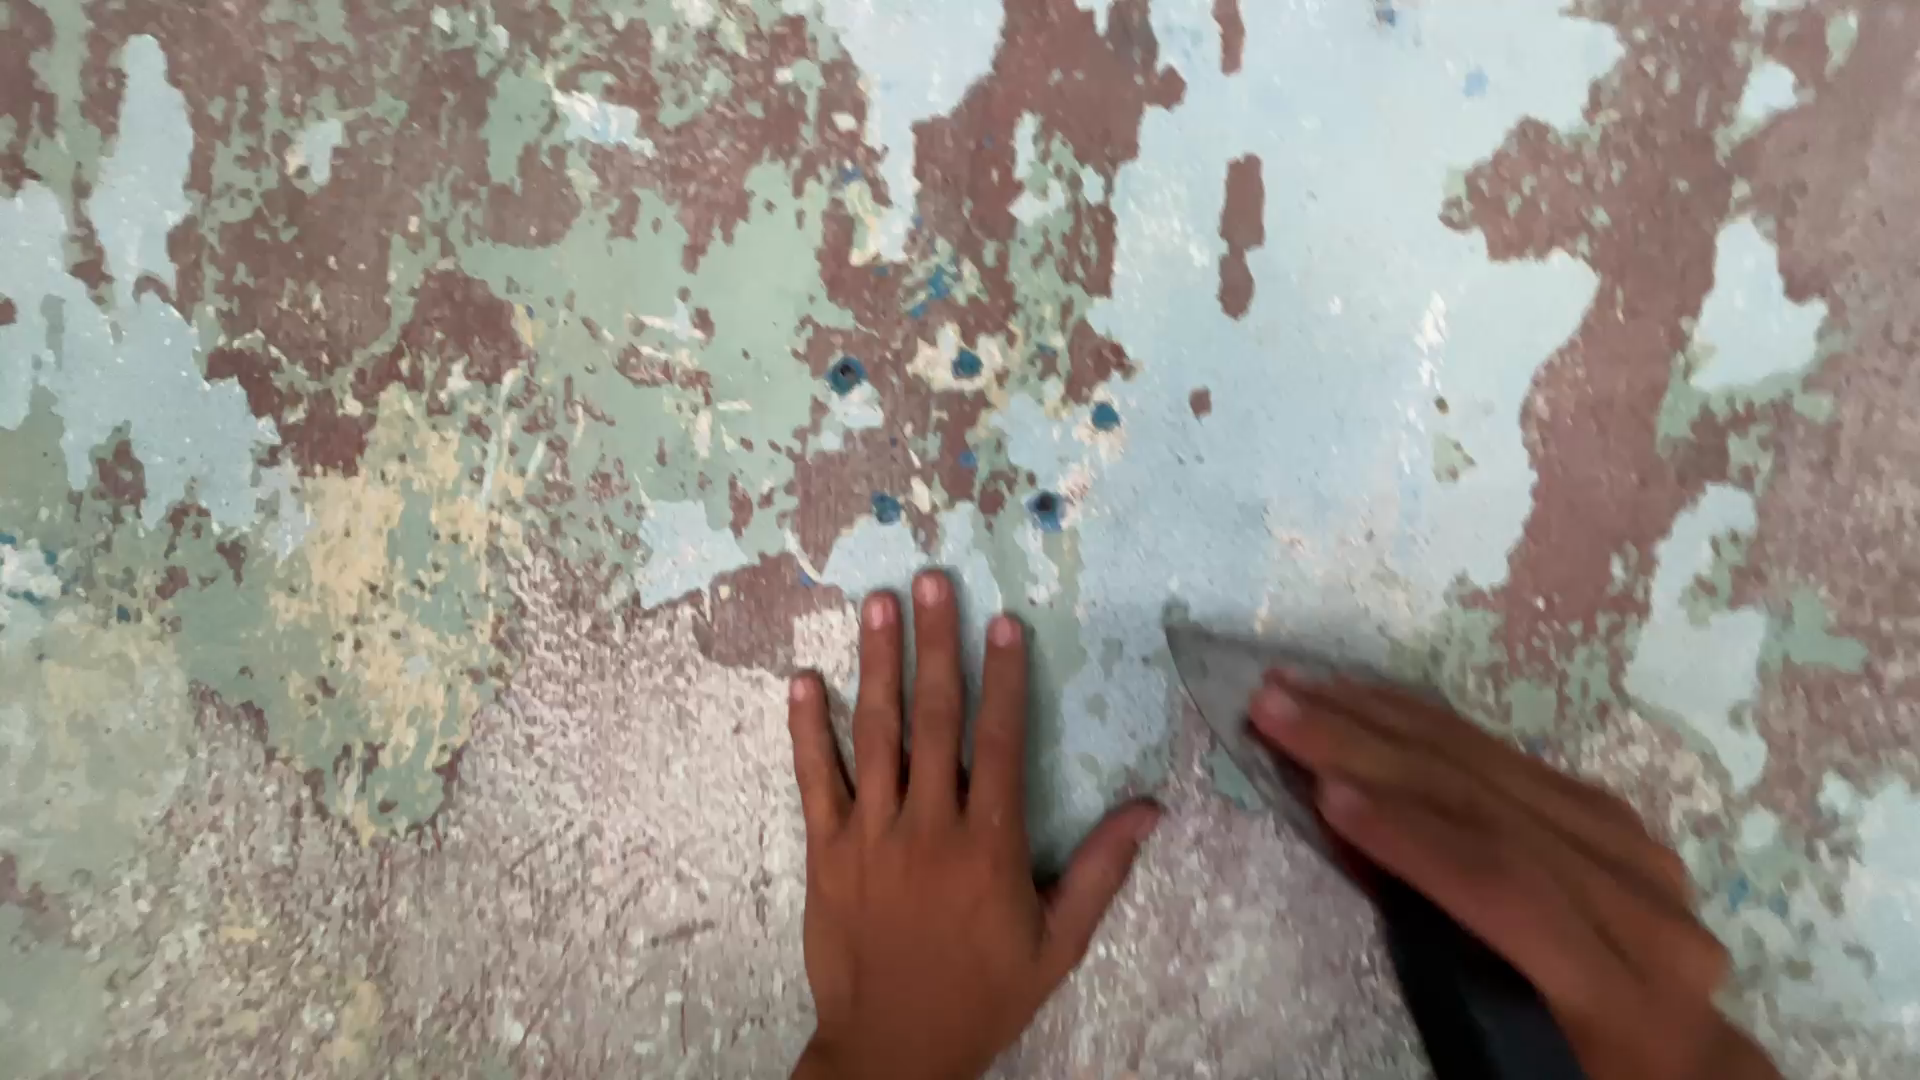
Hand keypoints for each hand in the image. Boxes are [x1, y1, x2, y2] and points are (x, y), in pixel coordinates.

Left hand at [787, 570, 1161, 1079]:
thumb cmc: (983, 993)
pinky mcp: (825, 850)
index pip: (1000, 740)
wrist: (892, 1053)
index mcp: (988, 843)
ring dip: (877, 664)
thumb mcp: (1058, 943)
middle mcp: (928, 824)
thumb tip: (1151, 809)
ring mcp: (870, 833)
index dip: (1004, 676)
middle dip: (936, 644)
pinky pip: (815, 780)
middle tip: (930, 583)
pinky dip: (807, 729)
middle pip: (935, 718)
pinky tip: (802, 680)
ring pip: (875, 733)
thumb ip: (1102, 871)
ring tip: (877, 606)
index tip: (1002, 621)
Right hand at [1247, 672, 1781, 1079]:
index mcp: (1621, 996)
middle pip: (1483, 804)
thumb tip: (1340, 828)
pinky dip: (1411, 716)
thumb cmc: (1560, 1061)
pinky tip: (1355, 693)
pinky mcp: (1601, 808)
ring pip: (1482, 760)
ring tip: (1295, 687)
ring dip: (1371, 715)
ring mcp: (1626, 846)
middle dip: (1361, 746)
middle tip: (1274, 708)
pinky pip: (1494, 747)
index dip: (1410, 836)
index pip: (1504, 891)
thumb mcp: (1499, 1040)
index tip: (1323, 793)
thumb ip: (1429, 939)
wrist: (1672, 1056)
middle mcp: (1639, 908)